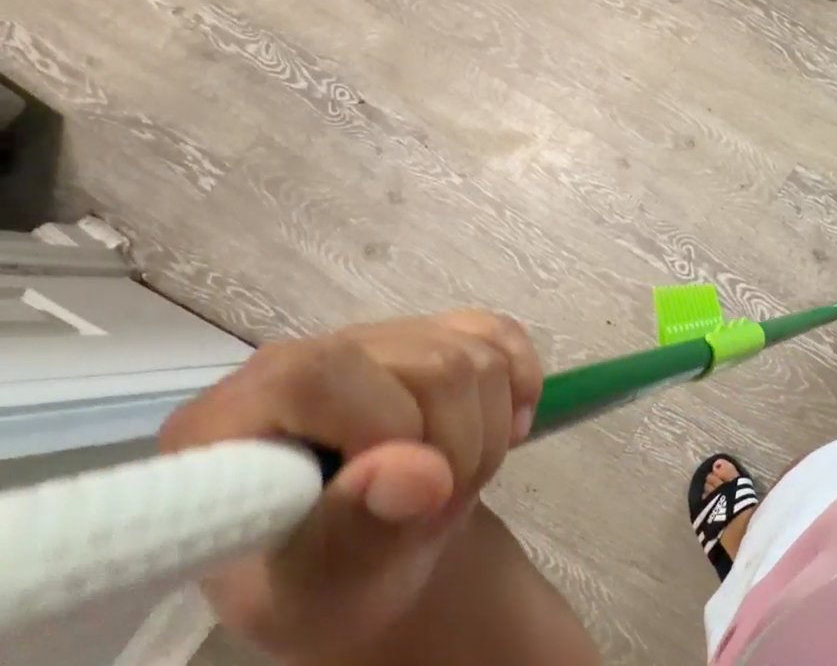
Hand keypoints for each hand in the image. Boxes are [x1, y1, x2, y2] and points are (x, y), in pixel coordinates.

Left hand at [159, 311, 542, 657]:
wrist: (374, 565)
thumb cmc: (328, 586)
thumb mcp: (322, 587)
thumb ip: (355, 530)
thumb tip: (419, 474)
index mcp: (231, 420)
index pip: (322, 373)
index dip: (386, 424)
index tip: (408, 493)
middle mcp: (297, 360)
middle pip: (426, 360)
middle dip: (459, 442)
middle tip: (443, 505)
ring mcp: (372, 340)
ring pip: (475, 351)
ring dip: (491, 427)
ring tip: (460, 480)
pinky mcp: (432, 334)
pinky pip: (502, 334)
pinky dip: (522, 384)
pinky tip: (502, 428)